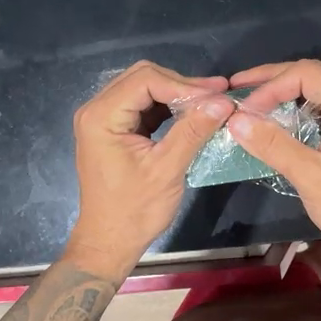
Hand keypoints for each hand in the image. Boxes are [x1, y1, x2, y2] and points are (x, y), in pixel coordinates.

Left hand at [67, 61, 234, 277]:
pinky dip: (168, 108)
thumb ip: (193, 131)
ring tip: (211, 104)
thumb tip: (224, 101)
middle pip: (143, 78)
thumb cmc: (134, 211)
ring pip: (145, 90)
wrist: (109, 242)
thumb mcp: (167, 169)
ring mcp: (104, 120)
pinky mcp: (114, 131)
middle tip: (217, 97)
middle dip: (182, 86)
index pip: (146, 80)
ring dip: (177, 95)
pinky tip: (192, 115)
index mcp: (101, 116)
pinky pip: (143, 107)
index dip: (184, 85)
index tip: (217, 96)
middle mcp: (97, 110)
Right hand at [226, 60, 320, 265]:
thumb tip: (236, 119)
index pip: (308, 74)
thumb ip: (274, 145)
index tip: (245, 108)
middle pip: (317, 75)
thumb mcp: (313, 178)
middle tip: (240, 89)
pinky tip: (283, 118)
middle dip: (275, 81)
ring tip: (255, 102)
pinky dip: (306, 108)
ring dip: (290, 93)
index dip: (271, 85)